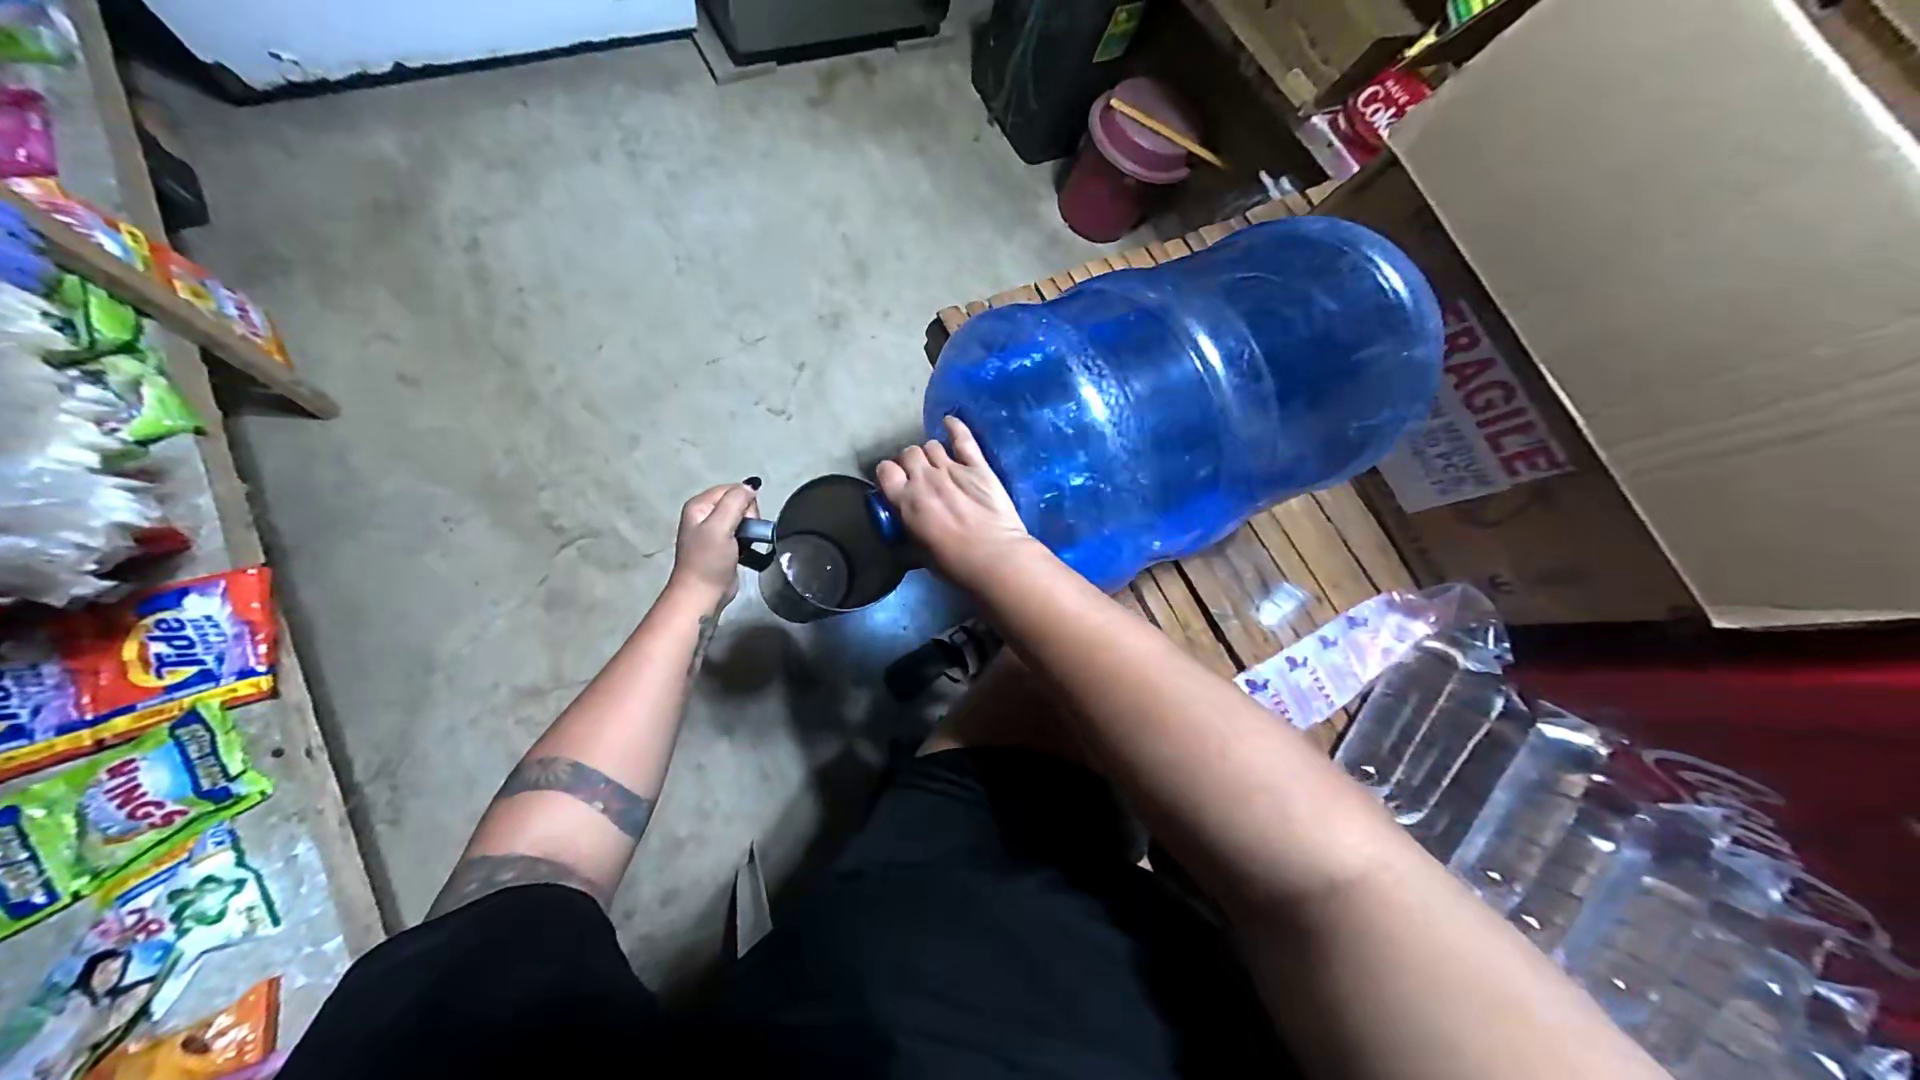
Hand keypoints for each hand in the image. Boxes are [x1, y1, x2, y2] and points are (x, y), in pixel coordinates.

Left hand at [669, 480, 759, 607]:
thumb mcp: (720, 527)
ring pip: (744, 518)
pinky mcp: (724, 545)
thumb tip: (752, 485)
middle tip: (744, 536)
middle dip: (748, 517)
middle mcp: (705, 514)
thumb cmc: (709, 560)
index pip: (732, 489)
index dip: (745, 503)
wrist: (703, 594)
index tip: (745, 523)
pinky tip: (745, 551)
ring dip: (750, 531)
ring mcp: (714, 530)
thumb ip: (735, 502)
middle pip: (739, 502)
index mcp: (700, 505)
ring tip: (745, 546)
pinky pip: (743, 533)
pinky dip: (748, 540)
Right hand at [876, 416, 1031, 588]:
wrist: (995, 557)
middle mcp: (924, 479)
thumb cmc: (955, 564)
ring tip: (938, 462)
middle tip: (920, 475)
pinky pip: (963, 438)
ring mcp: (951, 468)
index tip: (896, 481)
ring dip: (931, 452)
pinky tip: (950, 421)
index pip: (885, 470)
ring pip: (932, 446)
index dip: (889, 473)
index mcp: (906, 501)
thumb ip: (909, 531)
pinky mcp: (978, 466)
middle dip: (911, 462)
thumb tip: (905, 527)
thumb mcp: (919, 552)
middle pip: (909, 453)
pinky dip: (955, 427)